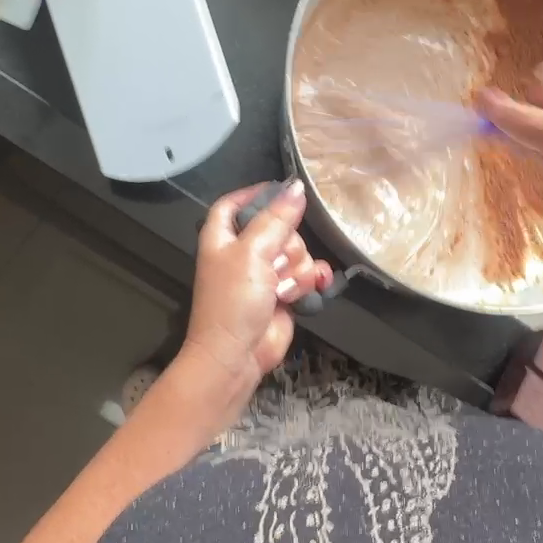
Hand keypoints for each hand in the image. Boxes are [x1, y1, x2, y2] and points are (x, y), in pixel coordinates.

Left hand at [182, 181, 333, 397]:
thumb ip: (277, 219)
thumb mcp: (252, 253)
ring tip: (284, 290)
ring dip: (298, 270)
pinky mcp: (285, 293)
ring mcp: (266, 274)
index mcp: (223, 236)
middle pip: (279, 227)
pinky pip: (309, 274)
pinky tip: (318, 286)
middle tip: (277, 264)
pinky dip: (314, 280)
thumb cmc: (233, 300)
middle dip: (288, 245)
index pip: (236, 203)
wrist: (237, 354)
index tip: (282, 190)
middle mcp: (244, 252)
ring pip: (298, 252)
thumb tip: (296, 187)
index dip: (256, 194)